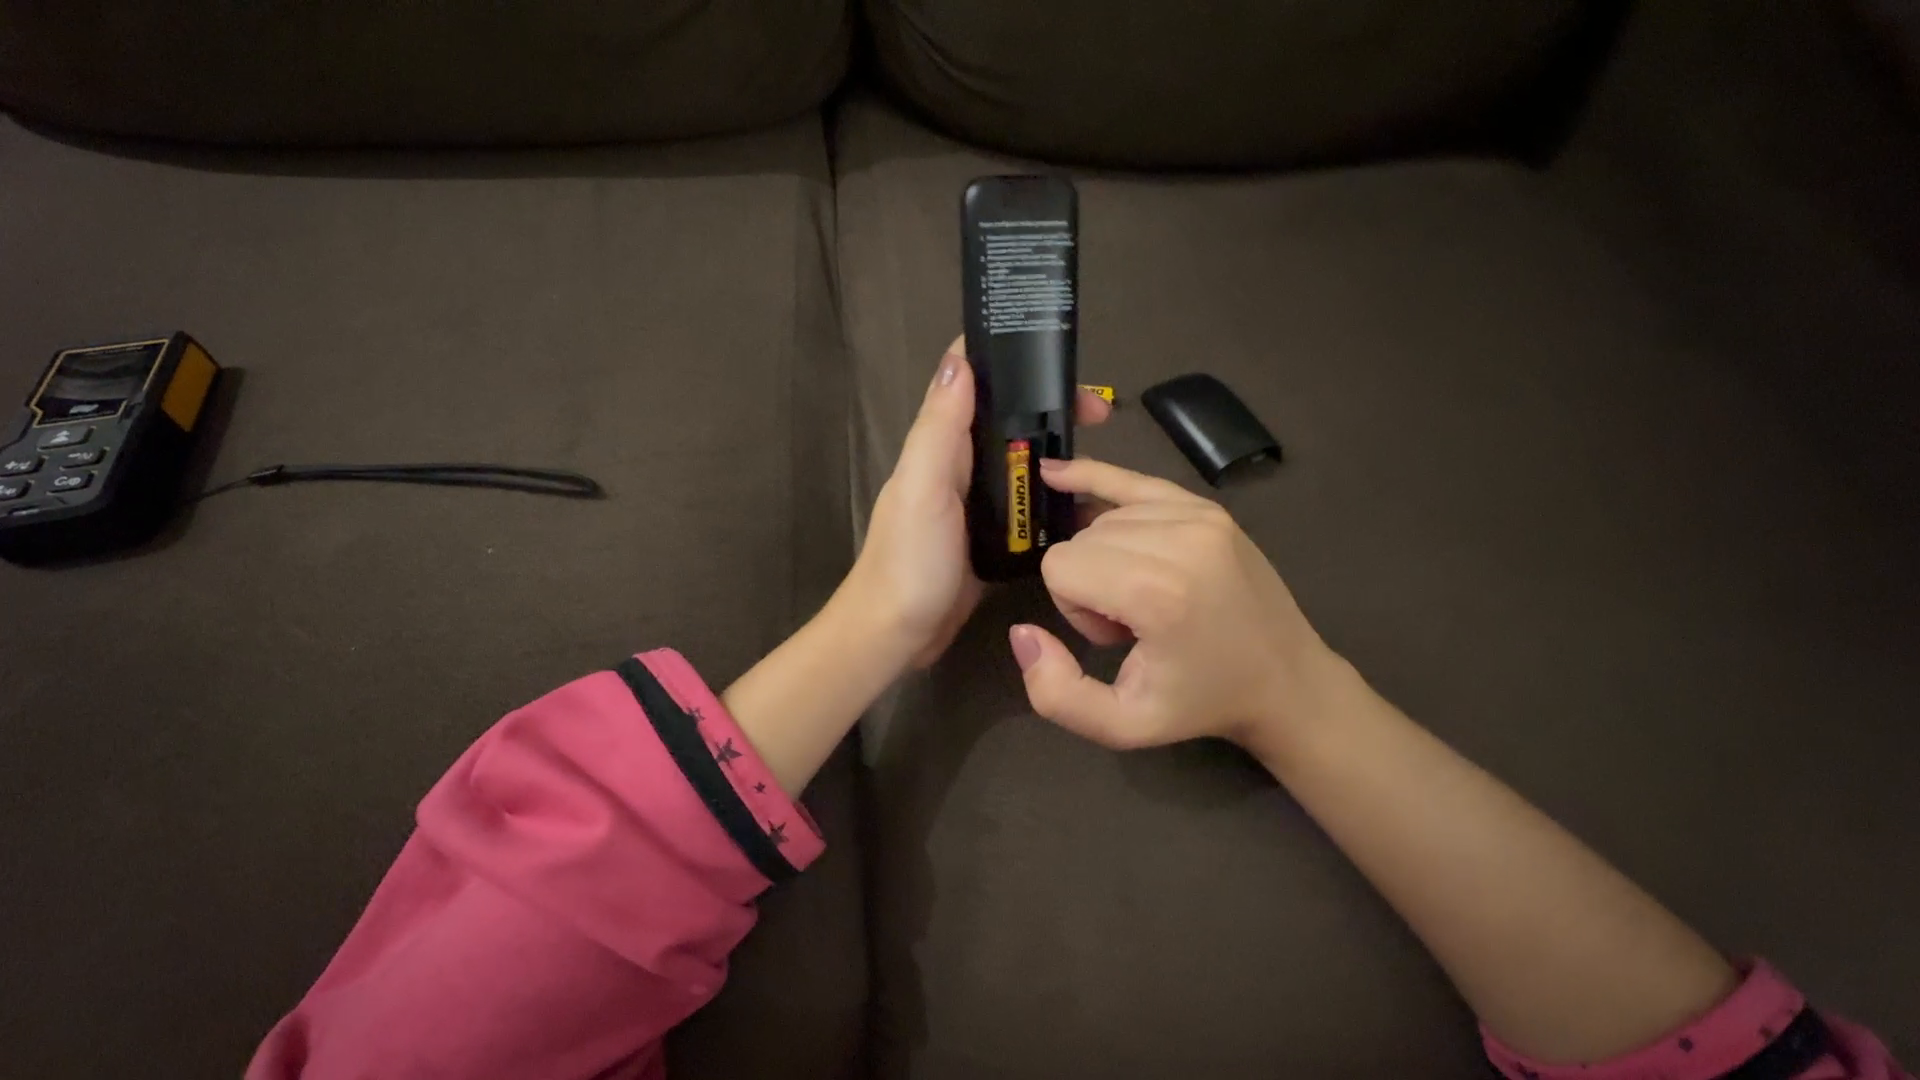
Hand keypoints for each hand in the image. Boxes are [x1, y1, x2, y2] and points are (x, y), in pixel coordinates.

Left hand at [844, 337, 1111, 667]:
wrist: (899, 634)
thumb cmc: (910, 559)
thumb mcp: (924, 486)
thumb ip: (939, 426)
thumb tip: (959, 360)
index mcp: (939, 445)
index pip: (972, 383)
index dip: (1011, 360)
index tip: (1060, 355)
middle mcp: (958, 465)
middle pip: (1007, 419)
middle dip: (1050, 405)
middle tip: (1100, 413)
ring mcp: (975, 502)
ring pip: (1021, 459)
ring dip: (1057, 446)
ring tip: (1103, 449)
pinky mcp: (991, 536)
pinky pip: (1027, 502)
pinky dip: (1053, 492)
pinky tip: (1086, 497)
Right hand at [1008, 458, 1342, 753]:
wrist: (1286, 681)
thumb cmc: (1201, 702)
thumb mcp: (1122, 725)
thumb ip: (1055, 694)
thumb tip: (1022, 633)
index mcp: (1156, 592)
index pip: (1060, 566)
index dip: (1073, 607)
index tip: (1113, 637)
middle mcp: (1178, 540)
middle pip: (1079, 539)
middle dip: (1088, 582)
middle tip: (1131, 623)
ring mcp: (1198, 516)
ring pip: (1101, 517)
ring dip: (1106, 556)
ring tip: (1144, 595)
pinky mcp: (1207, 507)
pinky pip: (1132, 481)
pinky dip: (1097, 483)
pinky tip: (1059, 475)